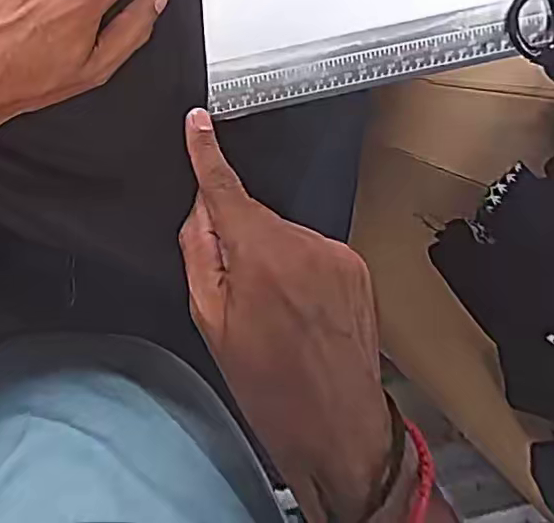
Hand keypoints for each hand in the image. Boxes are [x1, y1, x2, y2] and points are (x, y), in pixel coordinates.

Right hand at [179, 109, 398, 522]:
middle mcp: (303, 245)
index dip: (206, 151)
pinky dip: (297, 264)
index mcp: (259, 257)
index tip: (198, 121)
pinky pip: (309, 245)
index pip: (223, 187)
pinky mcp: (355, 263)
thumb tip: (201, 207)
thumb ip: (198, 250)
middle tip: (239, 289)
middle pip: (251, 213)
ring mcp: (335, 253)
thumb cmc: (269, 386)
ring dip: (270, 254)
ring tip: (277, 308)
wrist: (338, 431)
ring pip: (281, 230)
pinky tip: (301, 306)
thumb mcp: (209, 319)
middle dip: (237, 236)